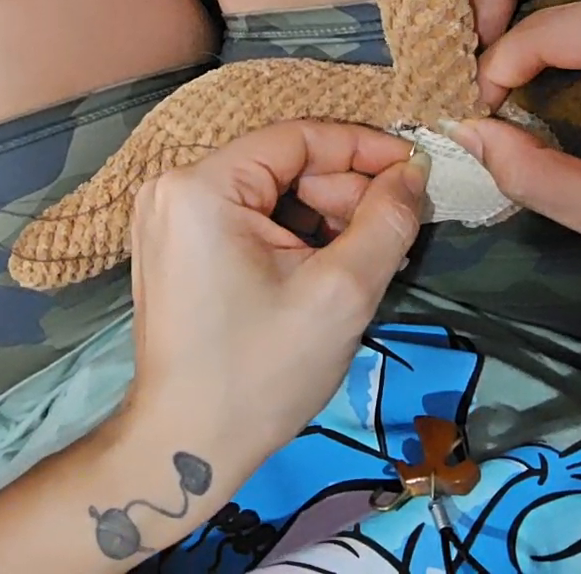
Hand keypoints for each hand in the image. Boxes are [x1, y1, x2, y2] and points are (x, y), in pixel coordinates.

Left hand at [125, 121, 425, 468]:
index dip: (362, 148)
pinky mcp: (172, 241)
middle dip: (341, 194)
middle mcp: (172, 186)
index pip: (296, 138)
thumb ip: (386, 220)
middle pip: (280, 165)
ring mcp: (166, 214)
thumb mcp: (340, 293)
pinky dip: (288, 233)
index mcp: (200, 185)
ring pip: (266, 192)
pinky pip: (243, 216)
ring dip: (319, 217)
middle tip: (390, 232)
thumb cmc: (260, 373)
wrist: (186, 444)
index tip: (414, 167)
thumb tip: (412, 170)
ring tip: (360, 259)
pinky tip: (322, 266)